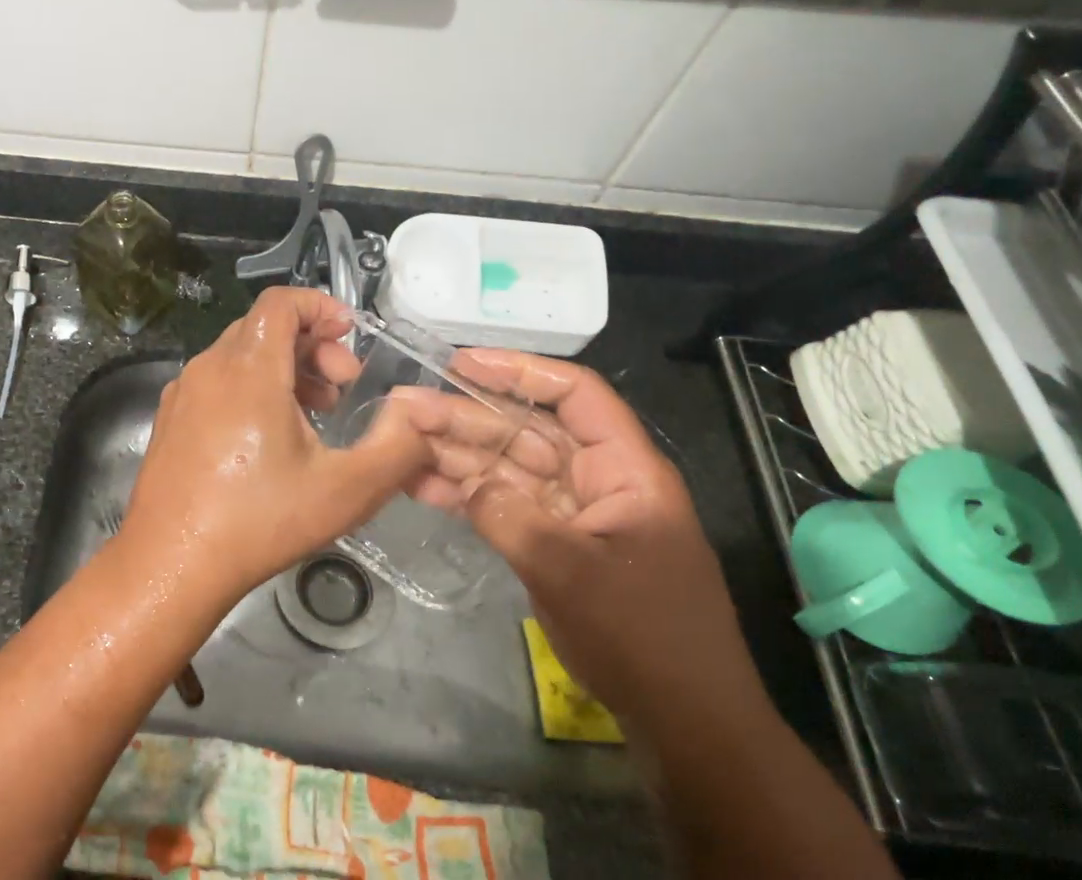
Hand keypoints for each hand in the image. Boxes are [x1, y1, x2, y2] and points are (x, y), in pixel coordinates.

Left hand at [119, 288, 444, 600]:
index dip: (320, 305)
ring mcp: (182, 394)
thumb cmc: (260, 521)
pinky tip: (271, 439)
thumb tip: (419, 414)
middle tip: (343, 387)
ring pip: (238, 356)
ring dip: (283, 370)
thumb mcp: (347, 489)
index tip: (350, 336)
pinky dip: (251, 389)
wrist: (172, 563)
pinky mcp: (169, 421)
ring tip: (316, 413)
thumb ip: (399, 446)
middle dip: (311, 346)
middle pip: (263, 327)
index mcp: (248, 368)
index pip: (281, 301)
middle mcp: (209, 368)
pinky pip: (217, 383)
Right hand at [425, 349, 763, 726]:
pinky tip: (422, 489)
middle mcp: (600, 482)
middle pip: (529, 431)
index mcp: (626, 470)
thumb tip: (466, 484)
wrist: (682, 718)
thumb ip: (509, 517)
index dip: (519, 372)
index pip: (575, 396)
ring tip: (400, 448)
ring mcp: (575, 515)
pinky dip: (468, 498)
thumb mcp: (569, 571)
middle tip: (405, 409)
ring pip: (510, 468)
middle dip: (468, 418)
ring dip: (458, 457)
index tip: (460, 364)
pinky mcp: (556, 546)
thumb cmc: (641, 635)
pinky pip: (506, 507)